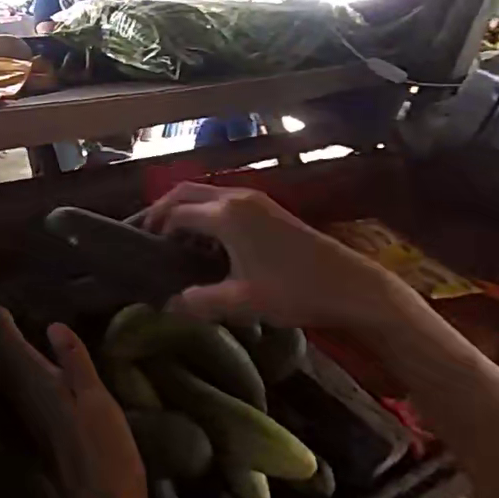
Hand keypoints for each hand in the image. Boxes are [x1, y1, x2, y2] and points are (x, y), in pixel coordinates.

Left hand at [0, 308, 146, 497]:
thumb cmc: (103, 449)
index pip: (16, 349)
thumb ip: (75, 363)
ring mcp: (39, 418)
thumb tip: (52, 324)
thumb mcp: (95, 400)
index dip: (5, 327)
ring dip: (17, 355)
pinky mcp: (49, 432)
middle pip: (12, 362)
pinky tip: (40, 370)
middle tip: (0, 312)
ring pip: (21, 377)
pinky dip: (32, 373)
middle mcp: (32, 398)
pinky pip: (33, 391)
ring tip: (16, 332)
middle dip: (5, 338)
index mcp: (43, 385)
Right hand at [138, 182, 420, 331]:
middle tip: (148, 235)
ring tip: (173, 239)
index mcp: (226, 215)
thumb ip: (198, 302)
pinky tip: (206, 241)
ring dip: (184, 210)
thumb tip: (167, 305)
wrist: (353, 287)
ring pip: (203, 193)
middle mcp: (236, 197)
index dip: (155, 230)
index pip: (175, 214)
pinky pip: (221, 200)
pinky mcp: (267, 207)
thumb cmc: (295, 291)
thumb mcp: (242, 302)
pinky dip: (204, 212)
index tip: (145, 252)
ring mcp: (254, 199)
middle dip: (161, 210)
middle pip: (183, 193)